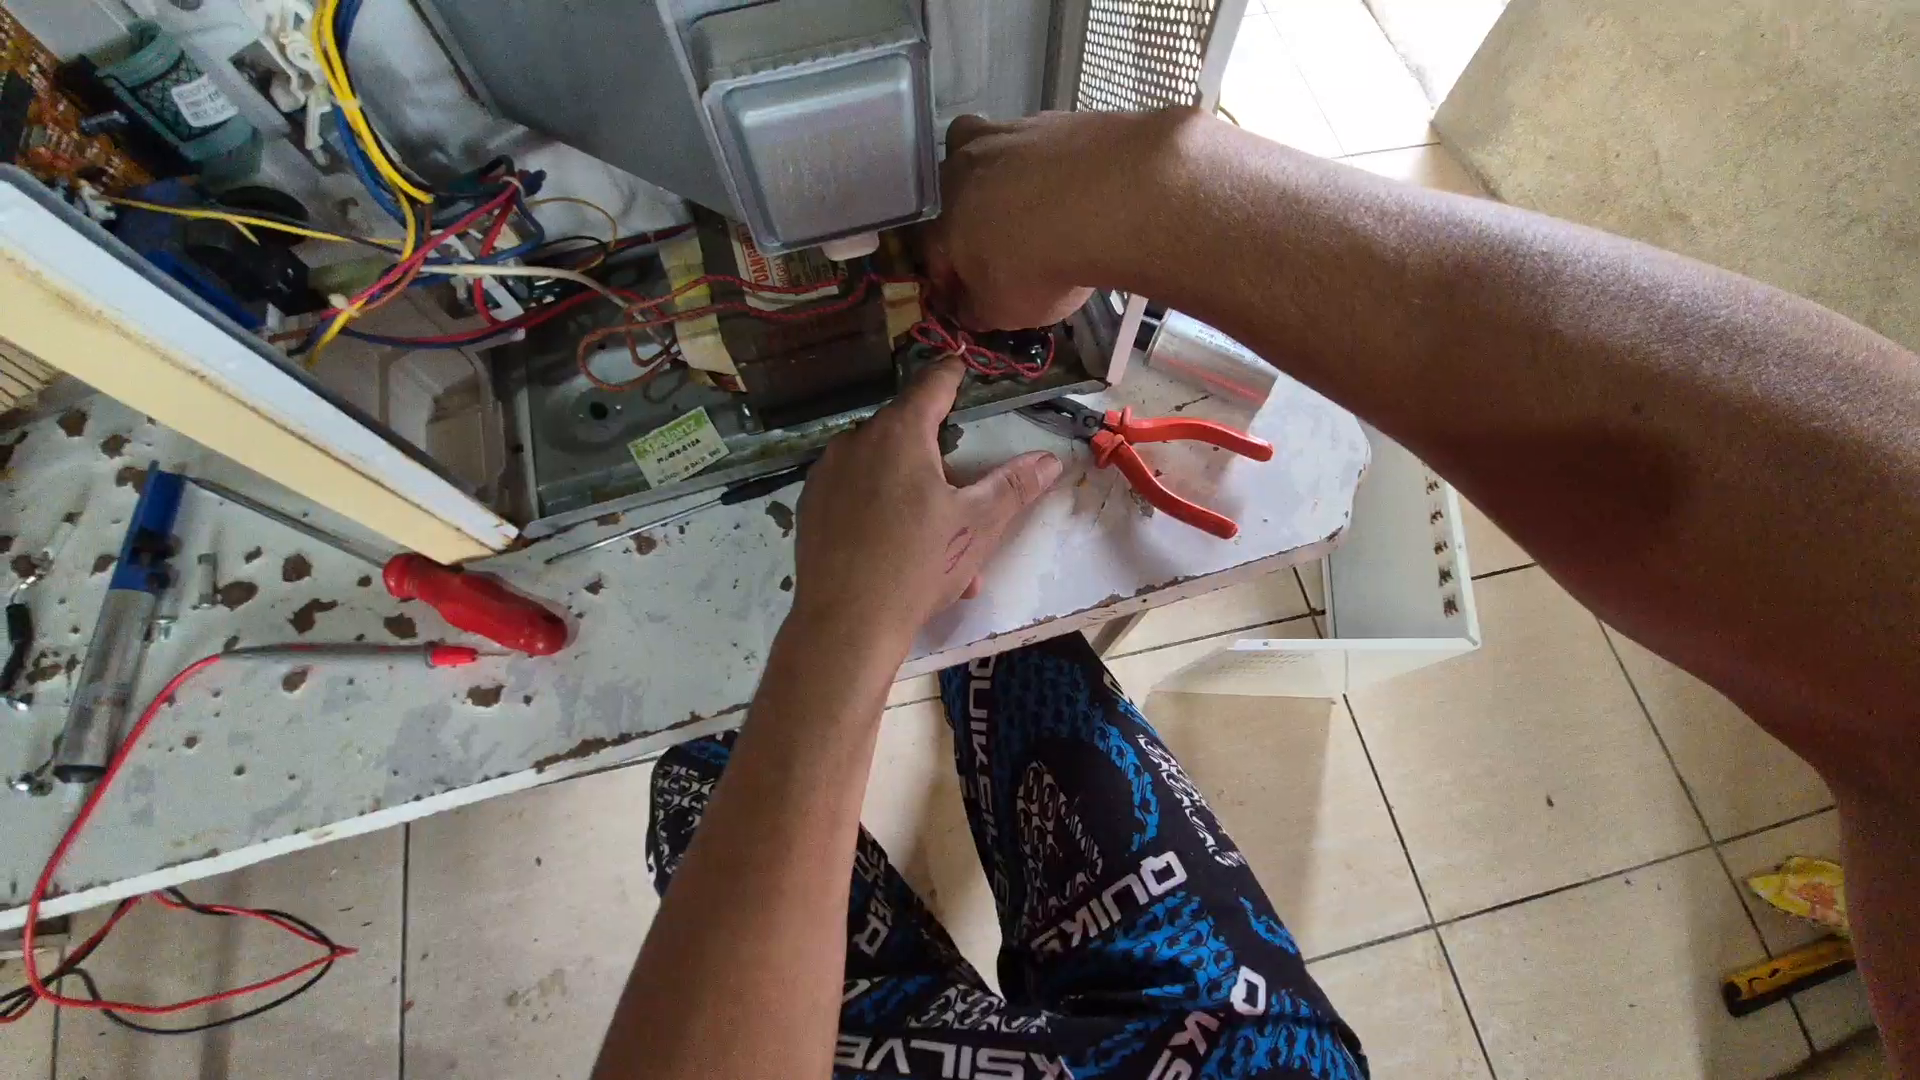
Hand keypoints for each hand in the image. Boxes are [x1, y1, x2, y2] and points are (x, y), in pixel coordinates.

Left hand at [791, 358, 1064, 648]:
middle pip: (906, 432)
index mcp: (900, 434)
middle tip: (963, 509)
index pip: (932, 385)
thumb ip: (1014, 487)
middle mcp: (856, 442)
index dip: (952, 375)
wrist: (845, 624)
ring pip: (881, 469)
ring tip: (935, 548)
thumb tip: (1051, 461)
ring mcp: (826, 473)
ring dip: (912, 495)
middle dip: (938, 464)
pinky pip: (854, 494)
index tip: (961, 367)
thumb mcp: (977, 525)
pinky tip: (895, 553)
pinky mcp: (809, 506)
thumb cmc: (917, 566)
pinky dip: (879, 512)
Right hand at [922, 108, 1203, 329]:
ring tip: (1037, 207)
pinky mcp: (1055, 116)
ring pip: (993, 153)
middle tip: (997, 241)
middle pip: (954, 191)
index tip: (966, 297)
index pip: (933, 254)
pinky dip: (1050, 165)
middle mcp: (964, 170)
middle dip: (969, 216)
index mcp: (944, 221)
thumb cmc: (1038, 267)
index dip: (948, 280)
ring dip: (1005, 179)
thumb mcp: (1003, 310)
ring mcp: (1009, 134)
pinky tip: (1074, 187)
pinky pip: (1041, 145)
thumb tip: (971, 308)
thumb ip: (979, 308)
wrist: (1108, 201)